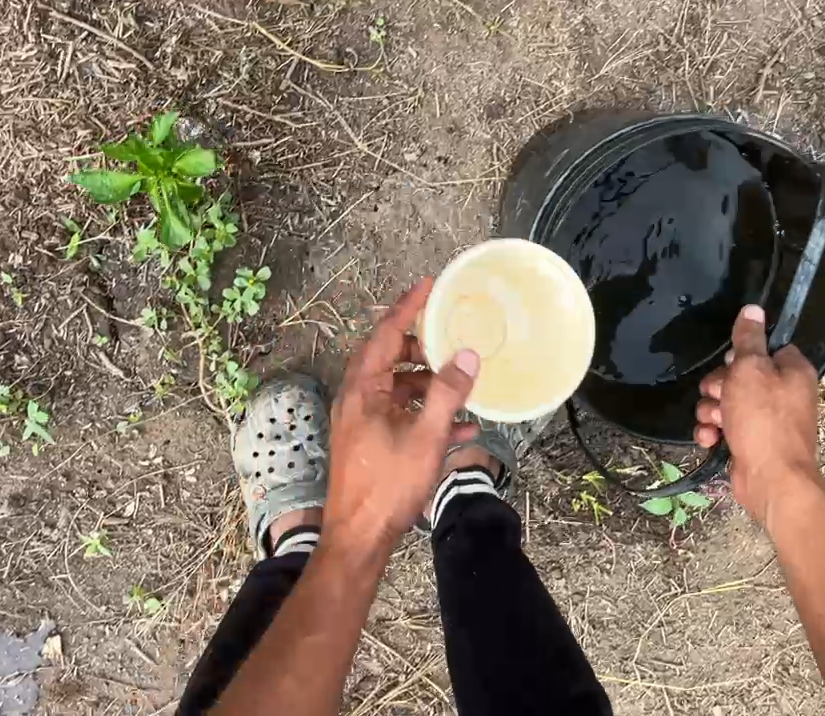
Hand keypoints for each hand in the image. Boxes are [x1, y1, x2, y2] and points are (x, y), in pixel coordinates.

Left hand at [325, 278, 478, 552]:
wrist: (358, 540)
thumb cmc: (388, 486)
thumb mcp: (425, 437)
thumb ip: (446, 393)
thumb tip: (466, 355)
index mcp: (363, 389)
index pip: (385, 332)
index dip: (408, 306)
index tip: (429, 284)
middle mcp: (358, 398)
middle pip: (390, 357)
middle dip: (423, 346)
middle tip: (451, 336)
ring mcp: (363, 421)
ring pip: (399, 387)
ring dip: (430, 383)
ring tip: (462, 384)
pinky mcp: (372, 442)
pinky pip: (402, 414)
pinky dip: (427, 413)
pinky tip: (462, 429)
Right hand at [694, 304, 823, 526]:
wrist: (771, 480)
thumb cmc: (763, 418)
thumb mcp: (750, 369)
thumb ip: (748, 339)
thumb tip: (753, 308)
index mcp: (792, 371)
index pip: (766, 347)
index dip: (743, 353)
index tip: (732, 361)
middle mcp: (783, 392)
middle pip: (739, 374)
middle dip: (719, 384)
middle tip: (718, 393)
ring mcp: (767, 419)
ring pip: (726, 400)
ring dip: (712, 409)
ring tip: (714, 421)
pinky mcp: (751, 440)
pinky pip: (725, 426)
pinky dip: (713, 431)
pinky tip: (710, 438)